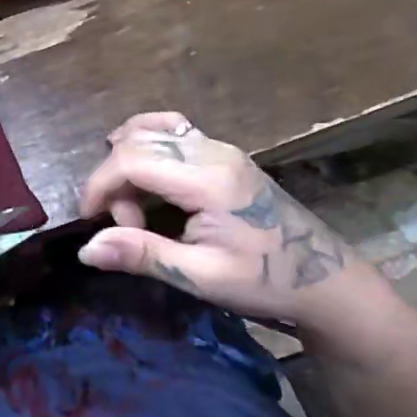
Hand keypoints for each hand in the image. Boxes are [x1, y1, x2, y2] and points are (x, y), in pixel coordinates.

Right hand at [76, 111, 395, 334]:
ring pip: (148, 133)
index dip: (98, 186)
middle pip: (135, 143)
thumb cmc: (267, 283)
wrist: (330, 283)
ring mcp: (221, 149)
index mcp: (209, 180)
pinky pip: (169, 132)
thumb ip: (142, 255)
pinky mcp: (223, 154)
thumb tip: (86, 250)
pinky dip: (144, 147)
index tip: (90, 221)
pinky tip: (144, 176)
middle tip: (123, 224)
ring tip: (135, 206)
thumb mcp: (201, 277)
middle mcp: (214, 152)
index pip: (130, 160)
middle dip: (112, 181)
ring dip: (126, 165)